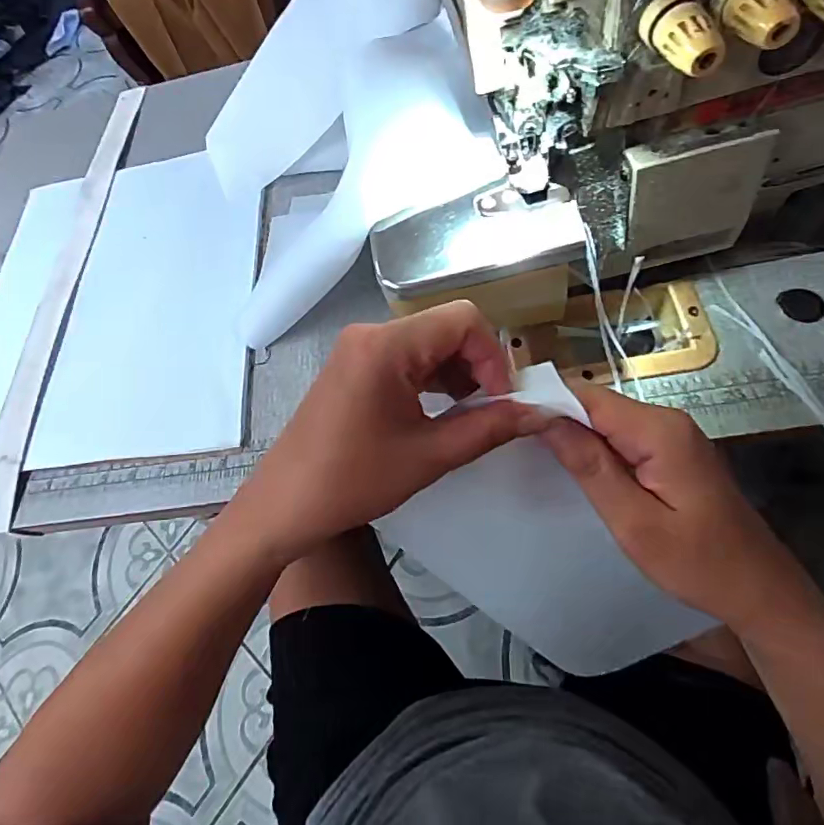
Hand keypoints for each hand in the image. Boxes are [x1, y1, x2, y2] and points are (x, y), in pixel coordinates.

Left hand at [224, 301, 548, 563]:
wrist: (284, 505)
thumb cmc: (353, 481)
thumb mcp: (430, 455)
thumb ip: (489, 428)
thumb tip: (539, 412)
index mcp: (386, 345)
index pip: (463, 320)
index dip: (493, 355)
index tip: (504, 399)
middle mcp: (371, 333)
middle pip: (446, 328)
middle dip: (478, 364)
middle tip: (494, 410)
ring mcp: (359, 347)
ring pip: (428, 341)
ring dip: (458, 372)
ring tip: (471, 415)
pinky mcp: (354, 364)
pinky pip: (407, 356)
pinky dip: (433, 376)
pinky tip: (443, 410)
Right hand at [541, 381, 821, 629]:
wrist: (760, 590)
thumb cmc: (699, 564)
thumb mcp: (635, 523)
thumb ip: (591, 467)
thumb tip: (546, 419)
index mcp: (659, 430)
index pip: (588, 397)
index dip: (546, 403)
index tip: (508, 419)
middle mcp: (667, 419)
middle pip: (596, 403)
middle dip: (556, 418)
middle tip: (515, 442)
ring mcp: (673, 433)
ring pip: (607, 418)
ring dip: (574, 433)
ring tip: (537, 455)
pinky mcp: (672, 450)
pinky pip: (622, 435)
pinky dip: (595, 445)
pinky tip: (576, 467)